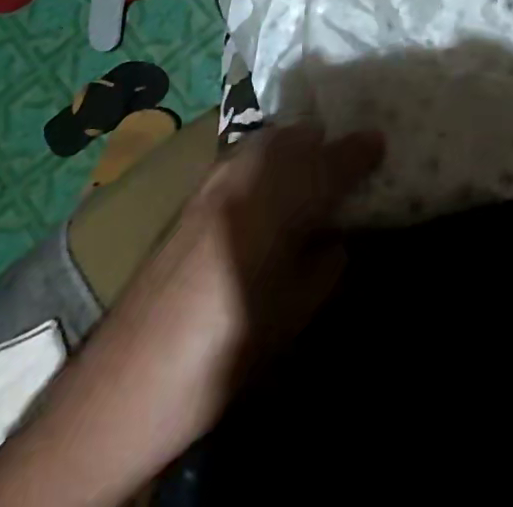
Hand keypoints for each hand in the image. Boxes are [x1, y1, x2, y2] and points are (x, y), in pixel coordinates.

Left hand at [136, 123, 384, 388]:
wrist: (133, 372)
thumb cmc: (225, 353)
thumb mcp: (289, 317)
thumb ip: (320, 269)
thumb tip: (334, 240)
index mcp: (272, 209)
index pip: (323, 166)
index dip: (354, 152)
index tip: (378, 140)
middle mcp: (239, 183)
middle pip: (286, 141)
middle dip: (319, 142)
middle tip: (345, 155)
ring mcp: (207, 188)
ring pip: (257, 145)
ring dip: (288, 146)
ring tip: (310, 163)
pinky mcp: (186, 201)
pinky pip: (235, 162)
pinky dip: (260, 160)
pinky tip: (267, 184)